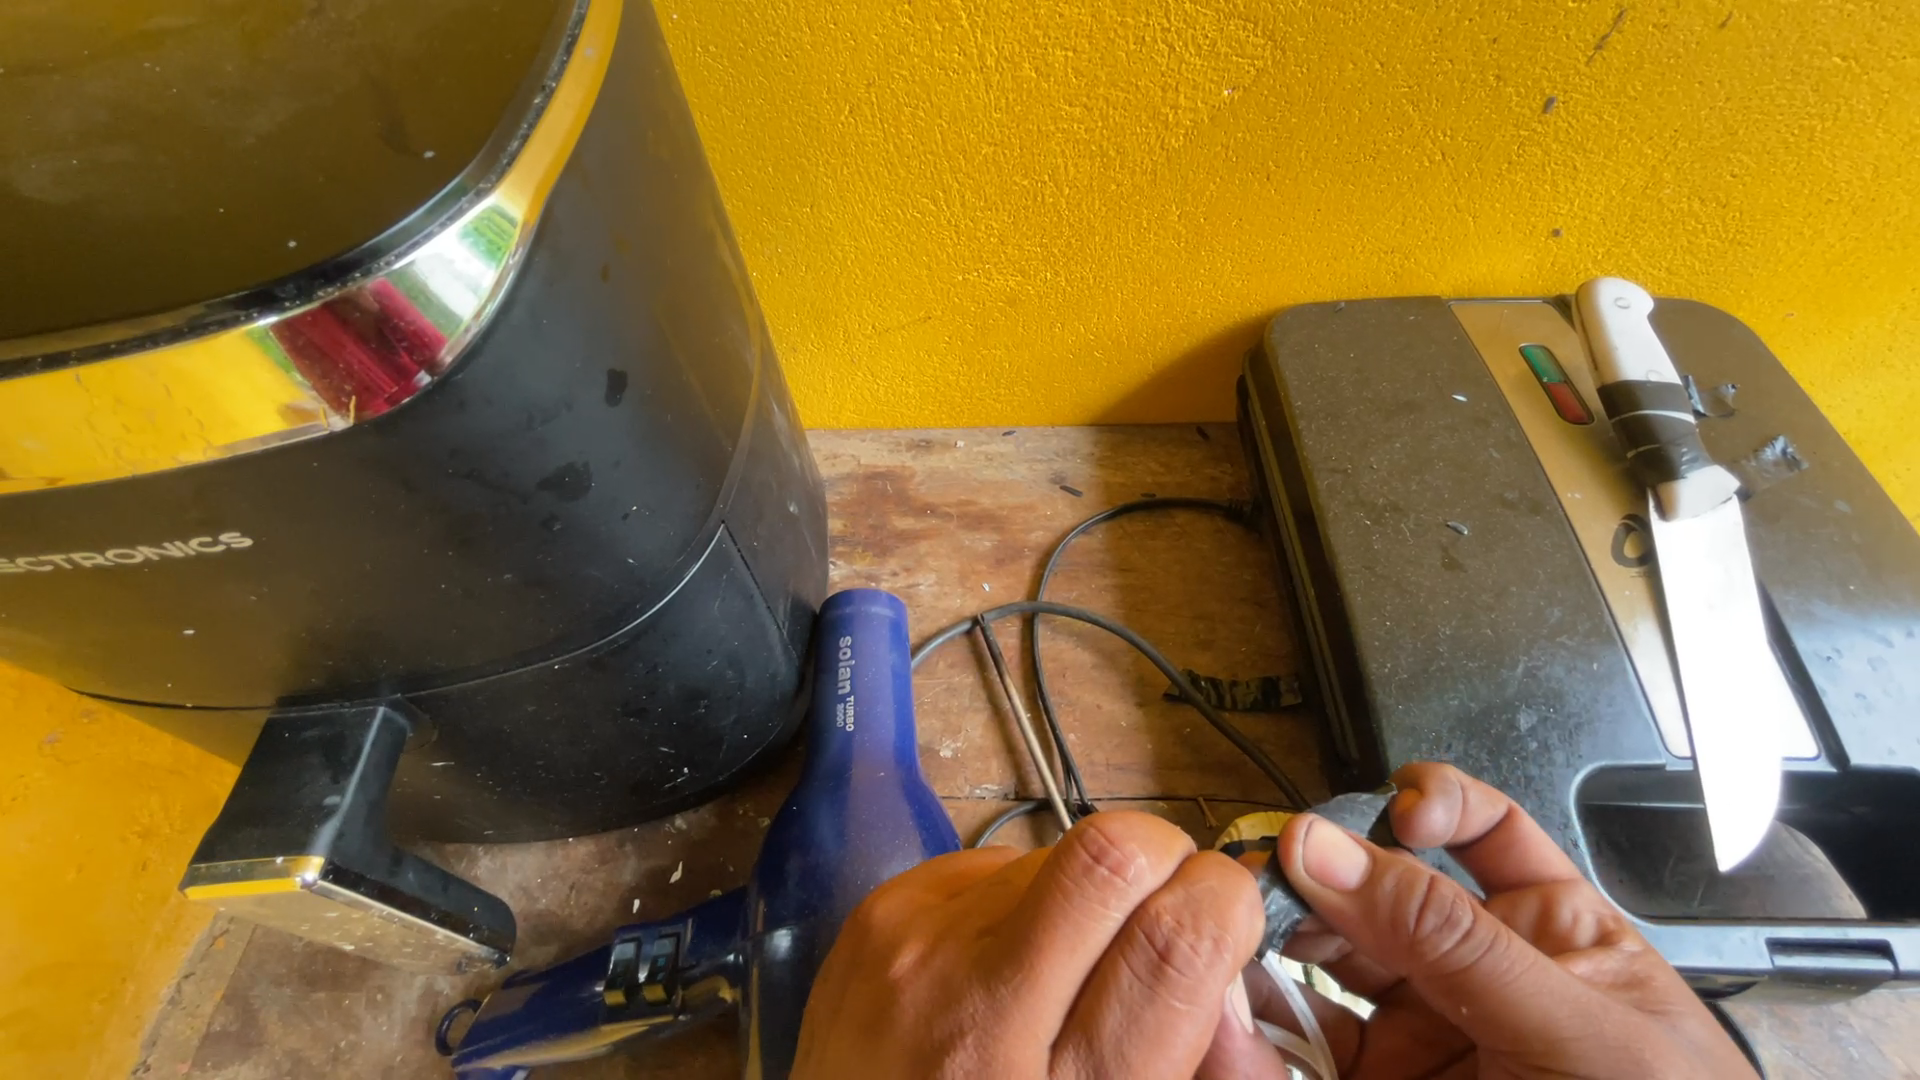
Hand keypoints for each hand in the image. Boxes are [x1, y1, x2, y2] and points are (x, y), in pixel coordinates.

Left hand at [792, 812, 1264, 1078]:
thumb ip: (1189, 1056)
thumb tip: (1230, 969)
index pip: (1176, 940)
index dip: (1222, 902)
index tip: (1216, 913)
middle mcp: (987, 1007)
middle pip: (1111, 852)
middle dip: (1160, 851)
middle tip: (1156, 894)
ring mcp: (922, 942)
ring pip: (1051, 848)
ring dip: (1081, 883)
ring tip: (1055, 949)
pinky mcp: (882, 906)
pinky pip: (991, 860)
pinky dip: (1016, 891)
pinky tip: (992, 949)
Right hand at [1200, 762, 1757, 1079]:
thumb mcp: (1580, 1041)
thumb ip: (1449, 939)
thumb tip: (1319, 844)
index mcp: (1545, 930)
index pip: (1480, 829)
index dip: (1430, 801)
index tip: (1391, 817)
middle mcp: (1468, 964)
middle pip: (1374, 882)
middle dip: (1316, 871)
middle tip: (1259, 876)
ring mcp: (1417, 1021)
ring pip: (1326, 948)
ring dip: (1276, 933)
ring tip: (1234, 930)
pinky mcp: (1373, 1077)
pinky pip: (1306, 1032)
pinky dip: (1263, 1013)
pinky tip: (1236, 998)